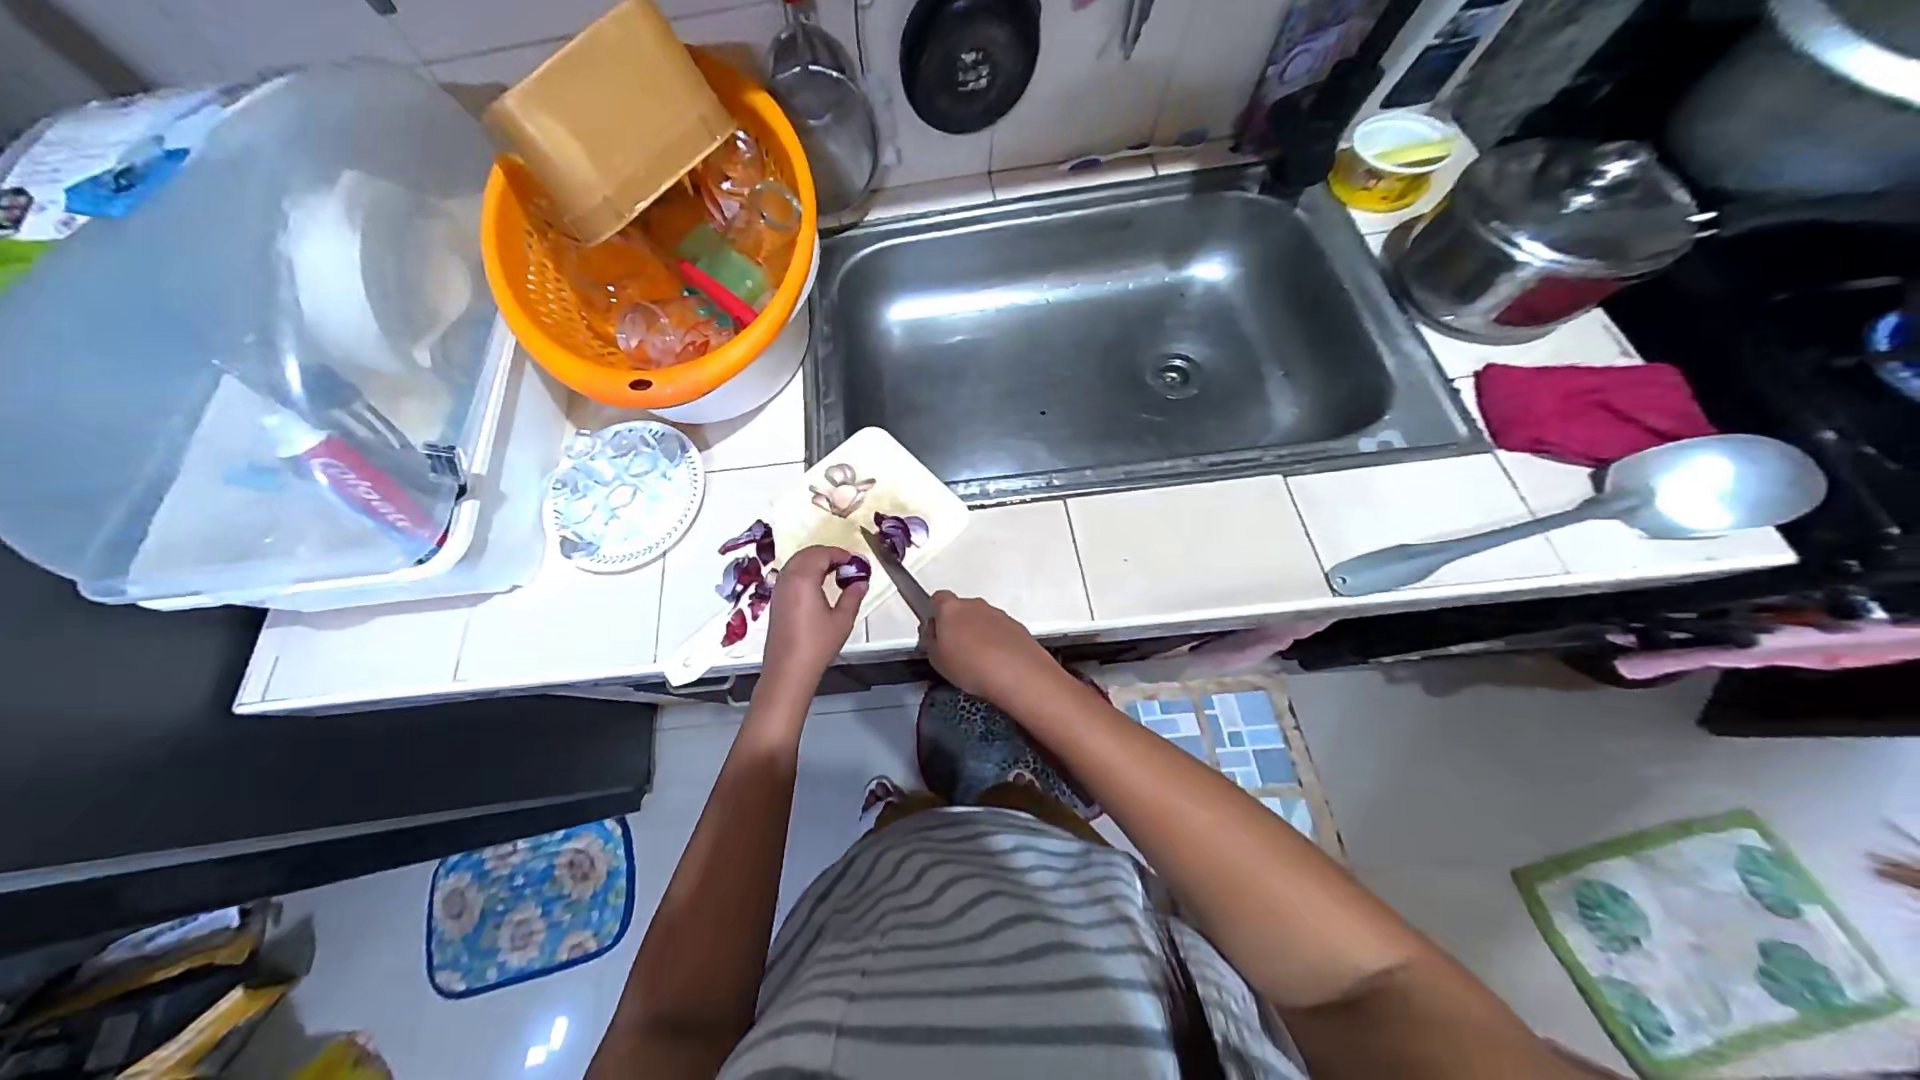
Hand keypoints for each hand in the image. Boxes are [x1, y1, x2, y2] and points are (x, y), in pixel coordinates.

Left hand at [761, 545, 866, 691]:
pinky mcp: (776, 600)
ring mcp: (778, 589)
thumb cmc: (817, 644)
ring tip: (834, 573)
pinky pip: (790, 574)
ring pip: (796, 563)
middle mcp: (788, 579)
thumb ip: (853, 596)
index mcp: (803, 579)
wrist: (789, 669)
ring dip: (814, 562)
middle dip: (826, 554)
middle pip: (806, 554)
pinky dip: (804, 571)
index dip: (839, 553)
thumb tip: (860, 582)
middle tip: (845, 565)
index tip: (854, 561)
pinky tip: (818, 585)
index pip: (821, 554)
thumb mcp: (842, 620)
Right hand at [920, 591, 1063, 703]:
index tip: (933, 631)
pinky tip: (993, 663)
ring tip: (975, 662)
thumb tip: (932, 636)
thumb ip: (930, 640)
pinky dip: (995, 642)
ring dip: (977, 635)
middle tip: (953, 651)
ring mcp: (997, 614)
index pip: (936, 599)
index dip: (934, 615)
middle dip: (956, 626)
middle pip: (960, 609)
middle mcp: (975, 605)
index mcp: (950, 608)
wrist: (1017, 674)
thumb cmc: (976, 666)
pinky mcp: (1014, 626)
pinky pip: (999, 631)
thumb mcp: (936, 659)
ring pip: (981, 620)